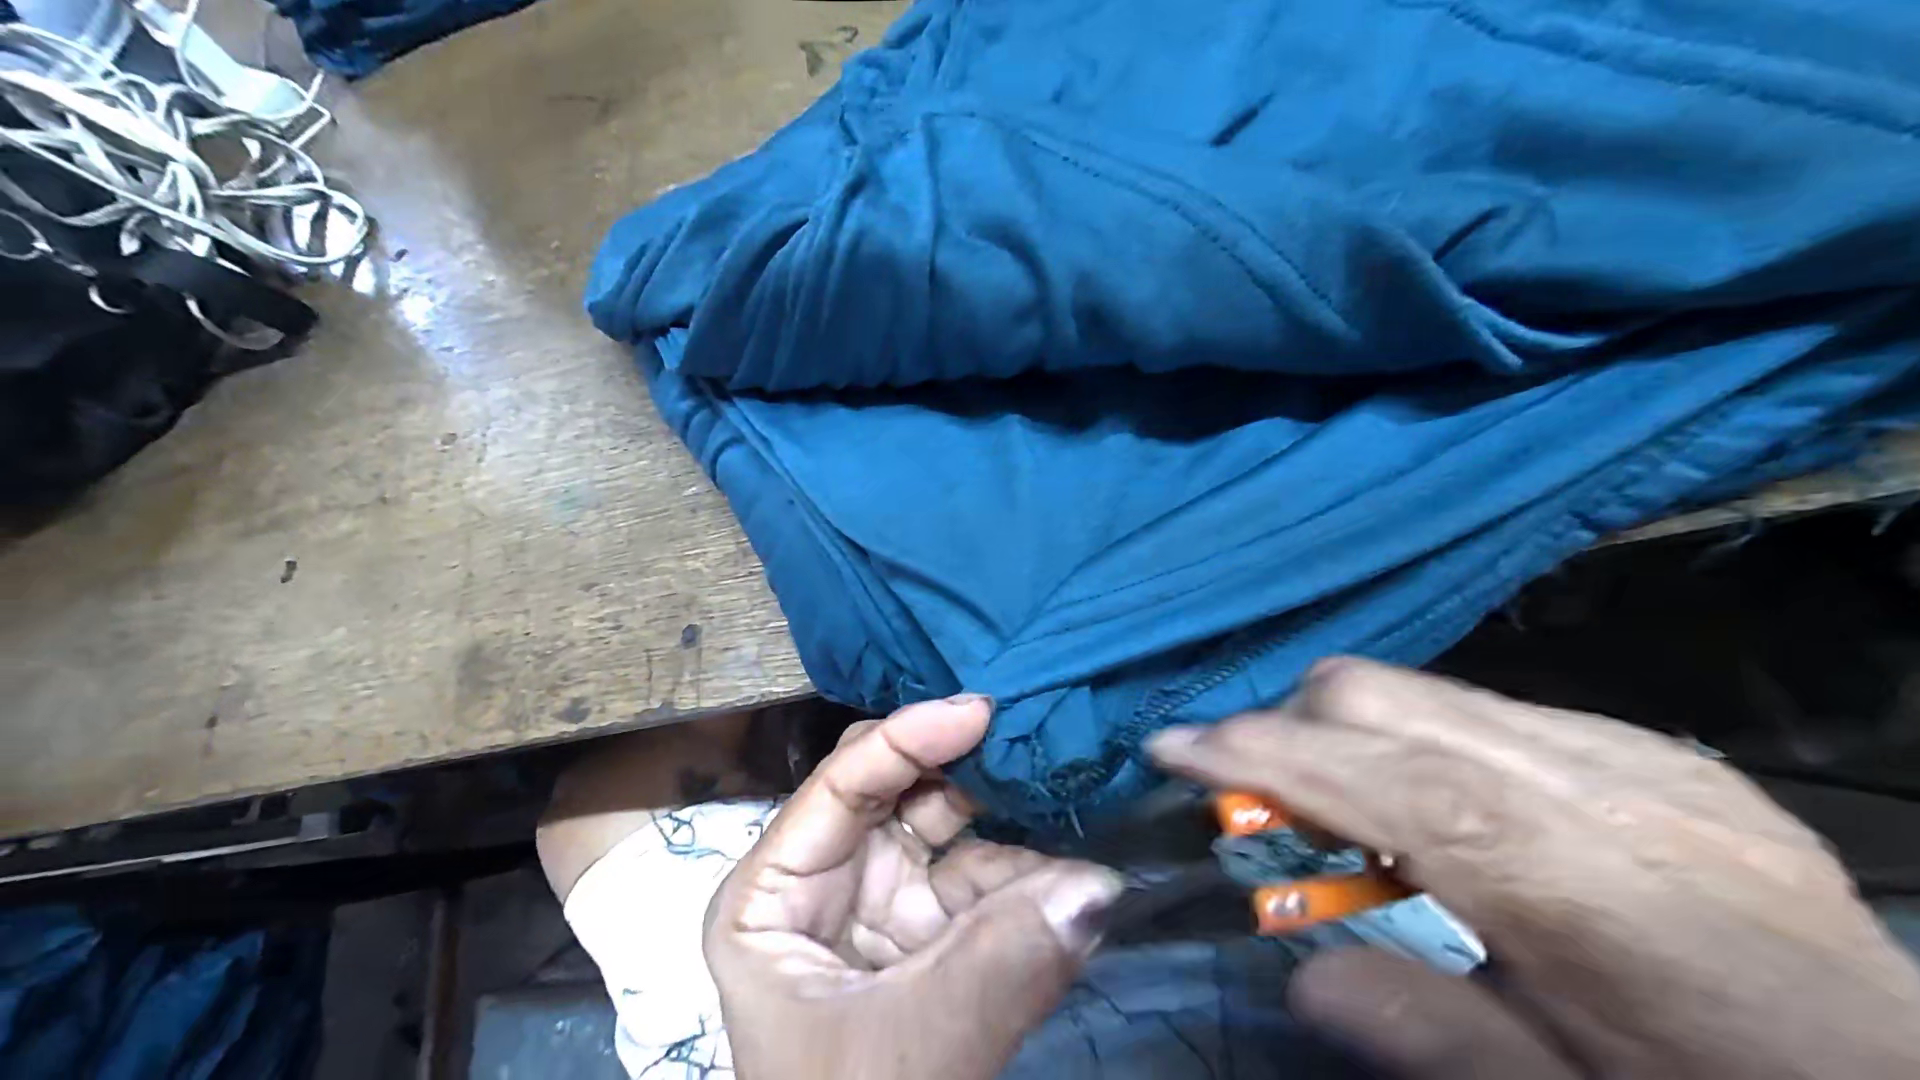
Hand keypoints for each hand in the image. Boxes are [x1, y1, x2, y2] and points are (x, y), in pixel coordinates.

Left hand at [704, 695, 1123, 1079]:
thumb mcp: (905, 1052)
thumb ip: (996, 966)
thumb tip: (1096, 884)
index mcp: (772, 891)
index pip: (840, 784)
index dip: (908, 737)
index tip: (980, 711)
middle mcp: (825, 879)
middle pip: (896, 791)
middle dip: (962, 767)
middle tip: (1030, 736)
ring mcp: (881, 903)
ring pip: (948, 830)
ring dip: (1010, 821)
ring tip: (1071, 797)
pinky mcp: (930, 933)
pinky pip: (983, 882)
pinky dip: (1030, 879)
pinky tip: (1078, 878)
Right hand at [1149, 657, 1919, 1079]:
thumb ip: (1428, 1034)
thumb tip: (1300, 972)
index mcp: (1580, 885)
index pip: (1377, 778)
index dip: (1258, 753)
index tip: (1169, 748)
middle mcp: (1600, 787)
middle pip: (1381, 697)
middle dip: (1287, 730)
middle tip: (1259, 796)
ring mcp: (1633, 756)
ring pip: (1420, 686)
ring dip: (1344, 729)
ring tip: (1341, 800)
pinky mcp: (1653, 752)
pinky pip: (1483, 708)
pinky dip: (1418, 739)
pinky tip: (1442, 806)